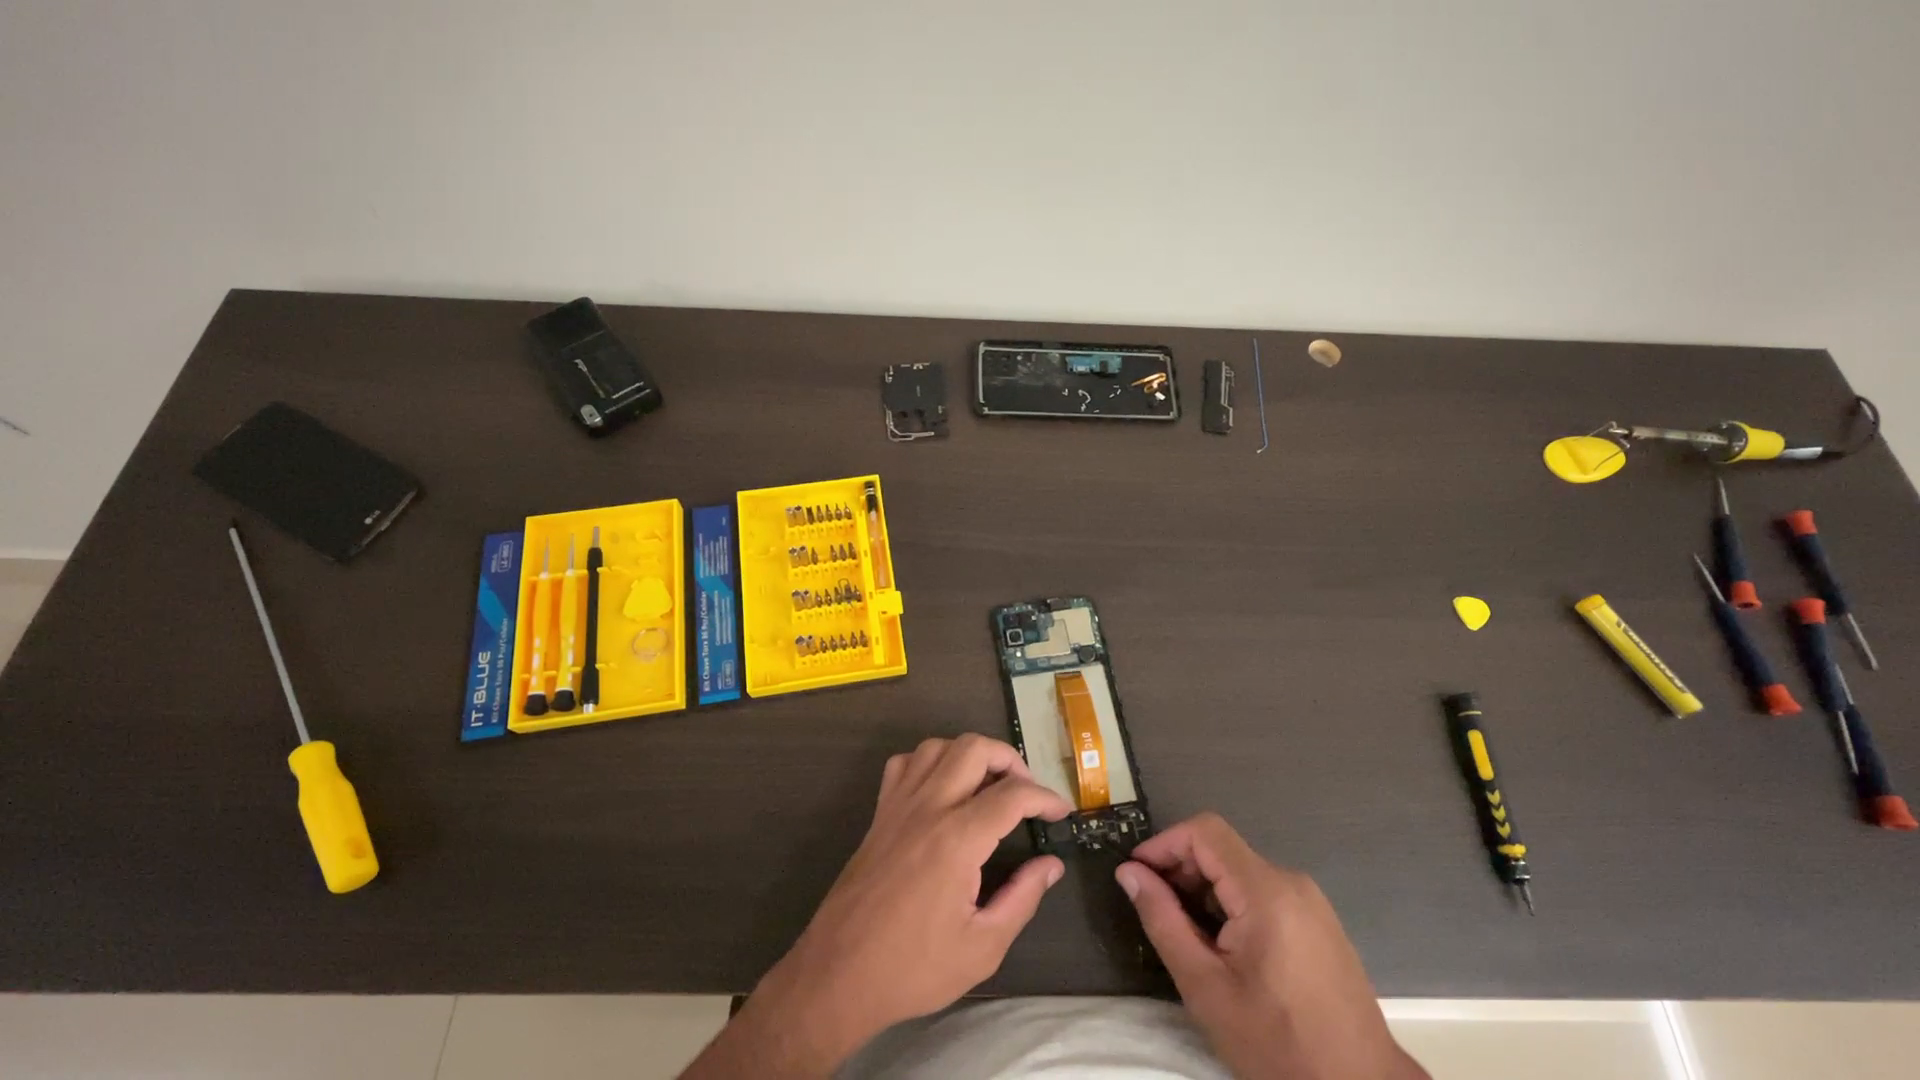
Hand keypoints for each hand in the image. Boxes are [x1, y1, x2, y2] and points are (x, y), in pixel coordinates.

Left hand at [684, 735, 1072, 1077]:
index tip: (1062, 813)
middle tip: (1026, 793)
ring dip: (969, 754)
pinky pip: (903, 765)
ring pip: (936, 747)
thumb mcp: (983, 946)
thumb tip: (1051, 865)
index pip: (1013, 795)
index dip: (1046, 797)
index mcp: (958, 839)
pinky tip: (942, 789)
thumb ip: (1022, 898)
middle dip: (1010, 760)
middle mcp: (928, 808)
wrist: (838, 975)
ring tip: (988, 785)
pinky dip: (929, 763)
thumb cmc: (914, 968)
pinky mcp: (878, 816)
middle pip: (974, 749)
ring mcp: (897, 807)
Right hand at [1116, 814, 1427, 1079]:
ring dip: (1203, 890)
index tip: (1134, 875)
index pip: (1205, 831)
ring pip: (1241, 871)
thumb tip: (1129, 873)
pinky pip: (1263, 892)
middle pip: (1222, 849)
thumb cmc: (1275, 1041)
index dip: (1163, 844)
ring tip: (1184, 934)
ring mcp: (1310, 902)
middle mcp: (1292, 882)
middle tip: (1153, 911)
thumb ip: (1163, 920)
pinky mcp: (1318, 922)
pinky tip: (1220, 946)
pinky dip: (1230, 904)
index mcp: (1266, 891)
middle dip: (1180, 869)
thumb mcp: (1204, 985)